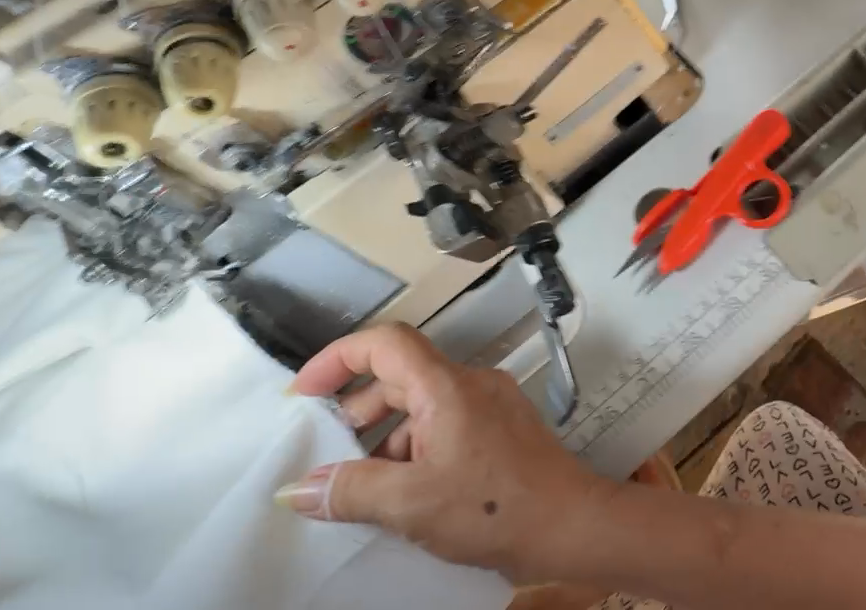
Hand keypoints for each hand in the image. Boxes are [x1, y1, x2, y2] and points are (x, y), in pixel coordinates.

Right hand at [276, 323, 610, 580]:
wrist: (567, 523)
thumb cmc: (494, 507)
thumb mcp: (410, 502)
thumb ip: (350, 490)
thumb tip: (297, 488)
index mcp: (448, 387)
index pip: (388, 343)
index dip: (338, 358)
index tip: (303, 395)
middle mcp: (472, 384)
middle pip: (401, 377)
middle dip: (356, 413)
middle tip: (322, 459)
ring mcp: (491, 404)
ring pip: (422, 406)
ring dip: (384, 439)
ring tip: (358, 488)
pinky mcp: (501, 428)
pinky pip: (445, 425)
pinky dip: (415, 449)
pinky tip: (401, 493)